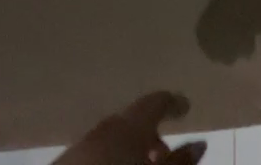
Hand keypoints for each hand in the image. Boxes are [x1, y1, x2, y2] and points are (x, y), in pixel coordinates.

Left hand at [52, 92, 205, 164]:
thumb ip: (180, 160)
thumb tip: (200, 142)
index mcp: (130, 125)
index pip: (156, 101)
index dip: (173, 103)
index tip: (185, 110)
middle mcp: (103, 129)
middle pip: (130, 122)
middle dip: (148, 133)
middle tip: (162, 152)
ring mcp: (76, 148)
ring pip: (108, 140)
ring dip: (125, 148)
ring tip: (137, 164)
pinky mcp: (60, 164)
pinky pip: (89, 155)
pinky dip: (104, 159)